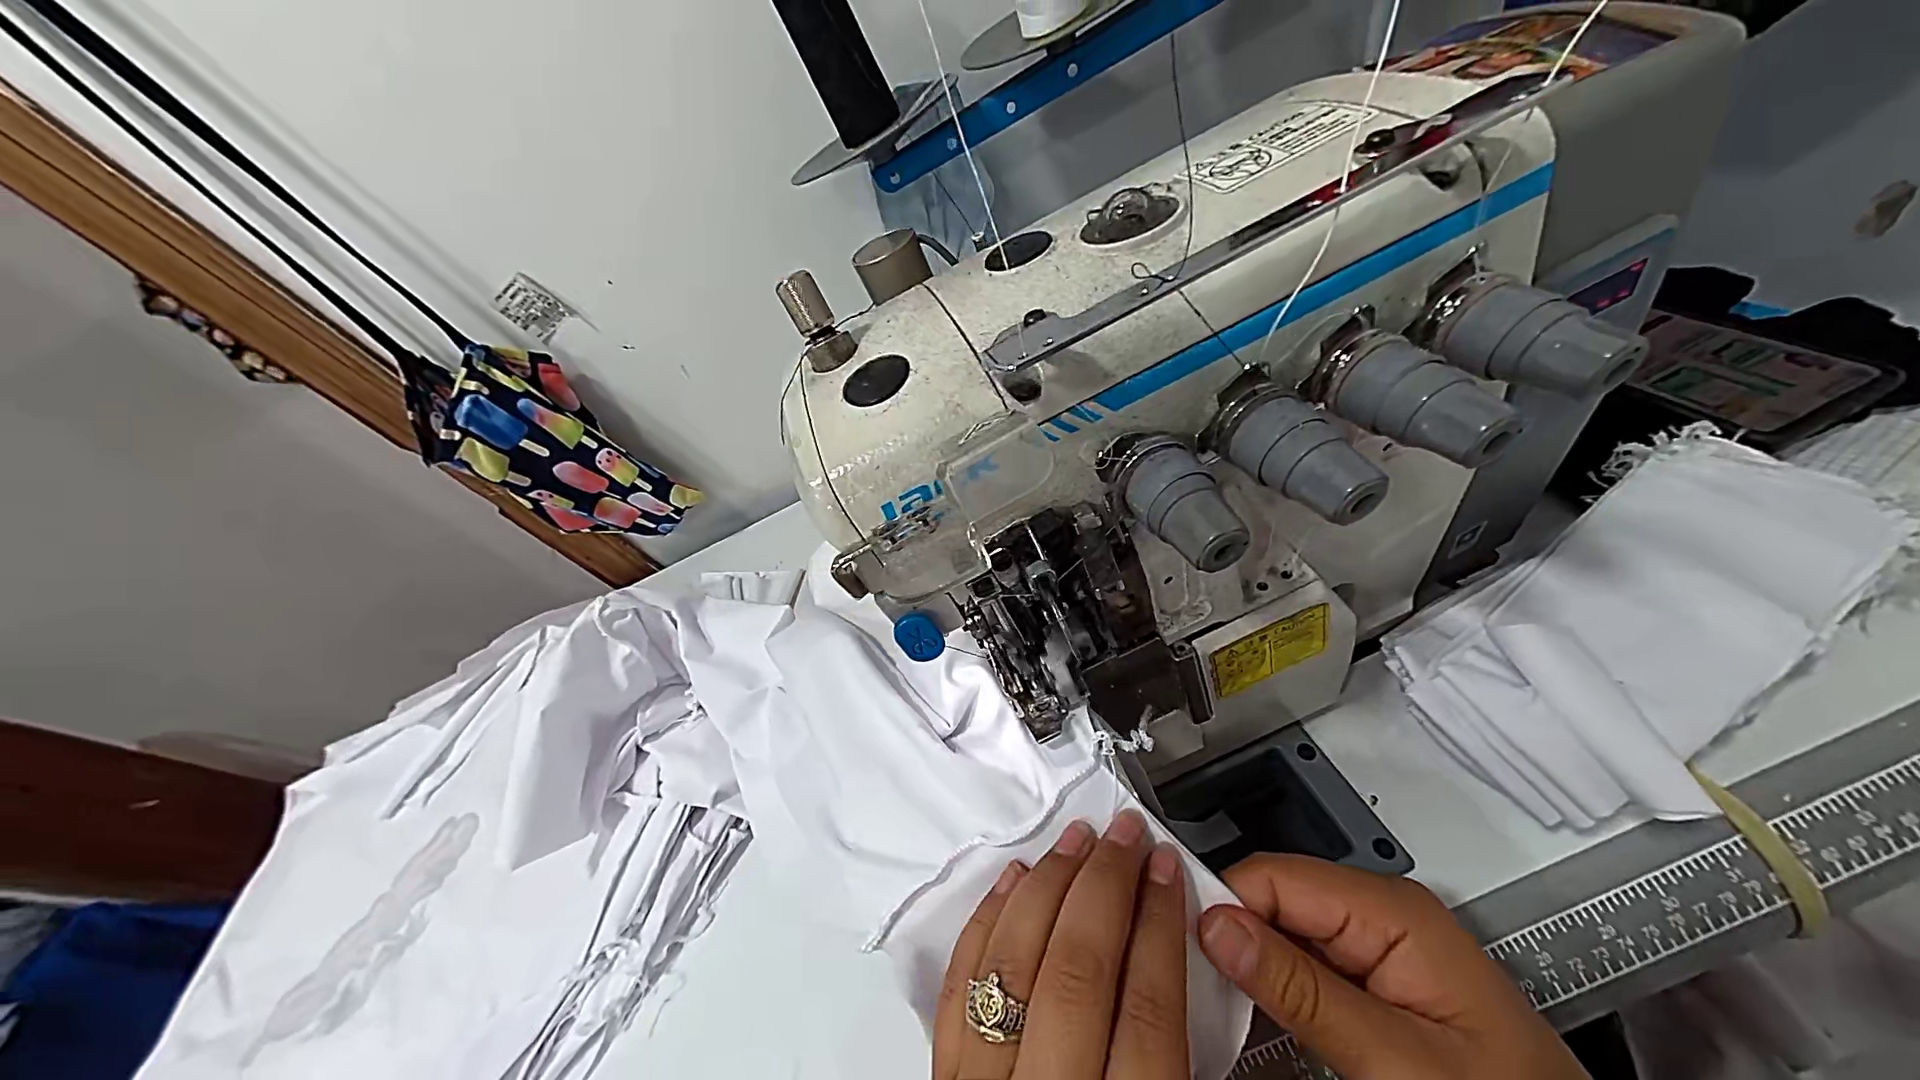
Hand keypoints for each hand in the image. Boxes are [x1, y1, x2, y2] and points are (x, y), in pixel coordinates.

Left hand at [933, 810, 1189, 1079]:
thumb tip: (1180, 962)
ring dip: (1049, 888)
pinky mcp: (942, 1077)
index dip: (1160, 928)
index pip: (1147, 1011)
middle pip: (1079, 971)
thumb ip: (1176, 1066)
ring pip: (1015, 964)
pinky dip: (987, 923)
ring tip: (1074, 840)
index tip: (1166, 873)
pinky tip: (1013, 880)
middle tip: (1122, 834)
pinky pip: (960, 986)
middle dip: (1106, 887)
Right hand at [1198, 854, 1587, 1079]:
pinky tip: (1257, 1008)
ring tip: (1226, 1001)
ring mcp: (1372, 942)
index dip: (1222, 905)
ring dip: (1247, 961)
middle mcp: (1379, 912)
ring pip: (1277, 928)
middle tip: (1204, 985)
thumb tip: (1220, 928)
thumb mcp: (1399, 1062)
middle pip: (1270, 896)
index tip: (1187, 946)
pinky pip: (1296, 958)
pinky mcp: (1366, 973)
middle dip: (1232, 935)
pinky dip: (1269, 981)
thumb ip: (1302, 990)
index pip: (1271, 876)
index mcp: (1392, 911)